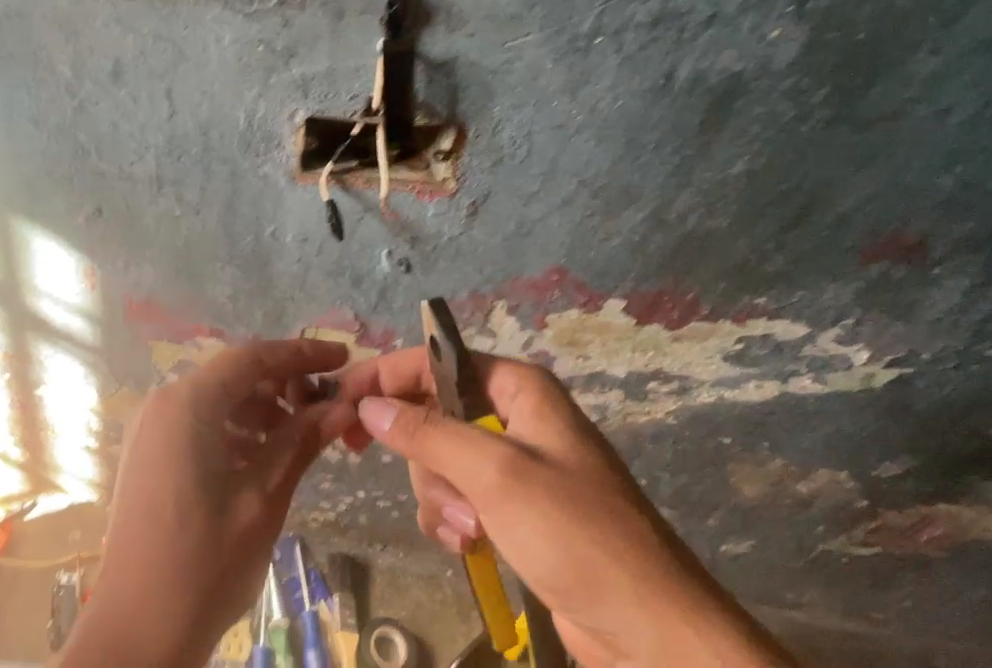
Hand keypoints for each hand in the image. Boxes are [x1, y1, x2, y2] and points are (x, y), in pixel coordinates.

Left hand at [61, 339, 354, 667]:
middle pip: (232, 375)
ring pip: (216, 400)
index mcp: (187, 404)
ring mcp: (151, 430)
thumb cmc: (205, 563)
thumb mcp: (263, 499)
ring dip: (261, 409)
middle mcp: (163, 404)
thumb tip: (341, 406)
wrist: (137, 628)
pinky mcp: (149, 455)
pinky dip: (235, 430)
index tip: (343, 357)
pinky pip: (198, 424)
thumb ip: (299, 442)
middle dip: (282, 384)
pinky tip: (265, 456)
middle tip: (328, 406)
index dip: (300, 354)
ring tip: (305, 433)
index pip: (251, 357)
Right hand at [338, 349, 794, 667]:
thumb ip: (426, 433)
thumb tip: (368, 403)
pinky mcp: (514, 512)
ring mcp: (515, 468)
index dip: (388, 377)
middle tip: (441, 494)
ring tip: (469, 531)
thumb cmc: (575, 534)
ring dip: (441, 499)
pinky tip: (471, 546)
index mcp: (520, 390)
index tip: (343, 401)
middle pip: (433, 415)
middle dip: (427, 461)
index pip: (435, 362)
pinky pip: (457, 499)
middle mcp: (515, 419)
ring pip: (439, 463)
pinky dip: (453, 522)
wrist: (648, 629)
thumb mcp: (494, 475)